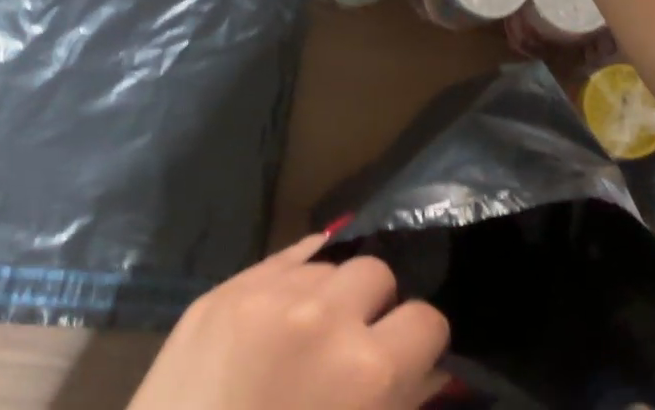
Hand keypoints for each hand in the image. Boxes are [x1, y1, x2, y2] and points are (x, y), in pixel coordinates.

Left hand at [128, 233, 450, 409]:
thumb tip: (431, 370)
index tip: (403, 364)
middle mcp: (323, 316)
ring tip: (305, 338)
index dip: (418, 346)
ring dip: (330, 295)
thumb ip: (401, 405)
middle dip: (373, 308)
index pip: (427, 320)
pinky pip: (283, 260)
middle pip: (378, 272)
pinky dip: (293, 281)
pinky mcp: (222, 292)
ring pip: (329, 263)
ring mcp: (267, 297)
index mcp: (367, 371)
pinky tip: (282, 313)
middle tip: (350, 347)